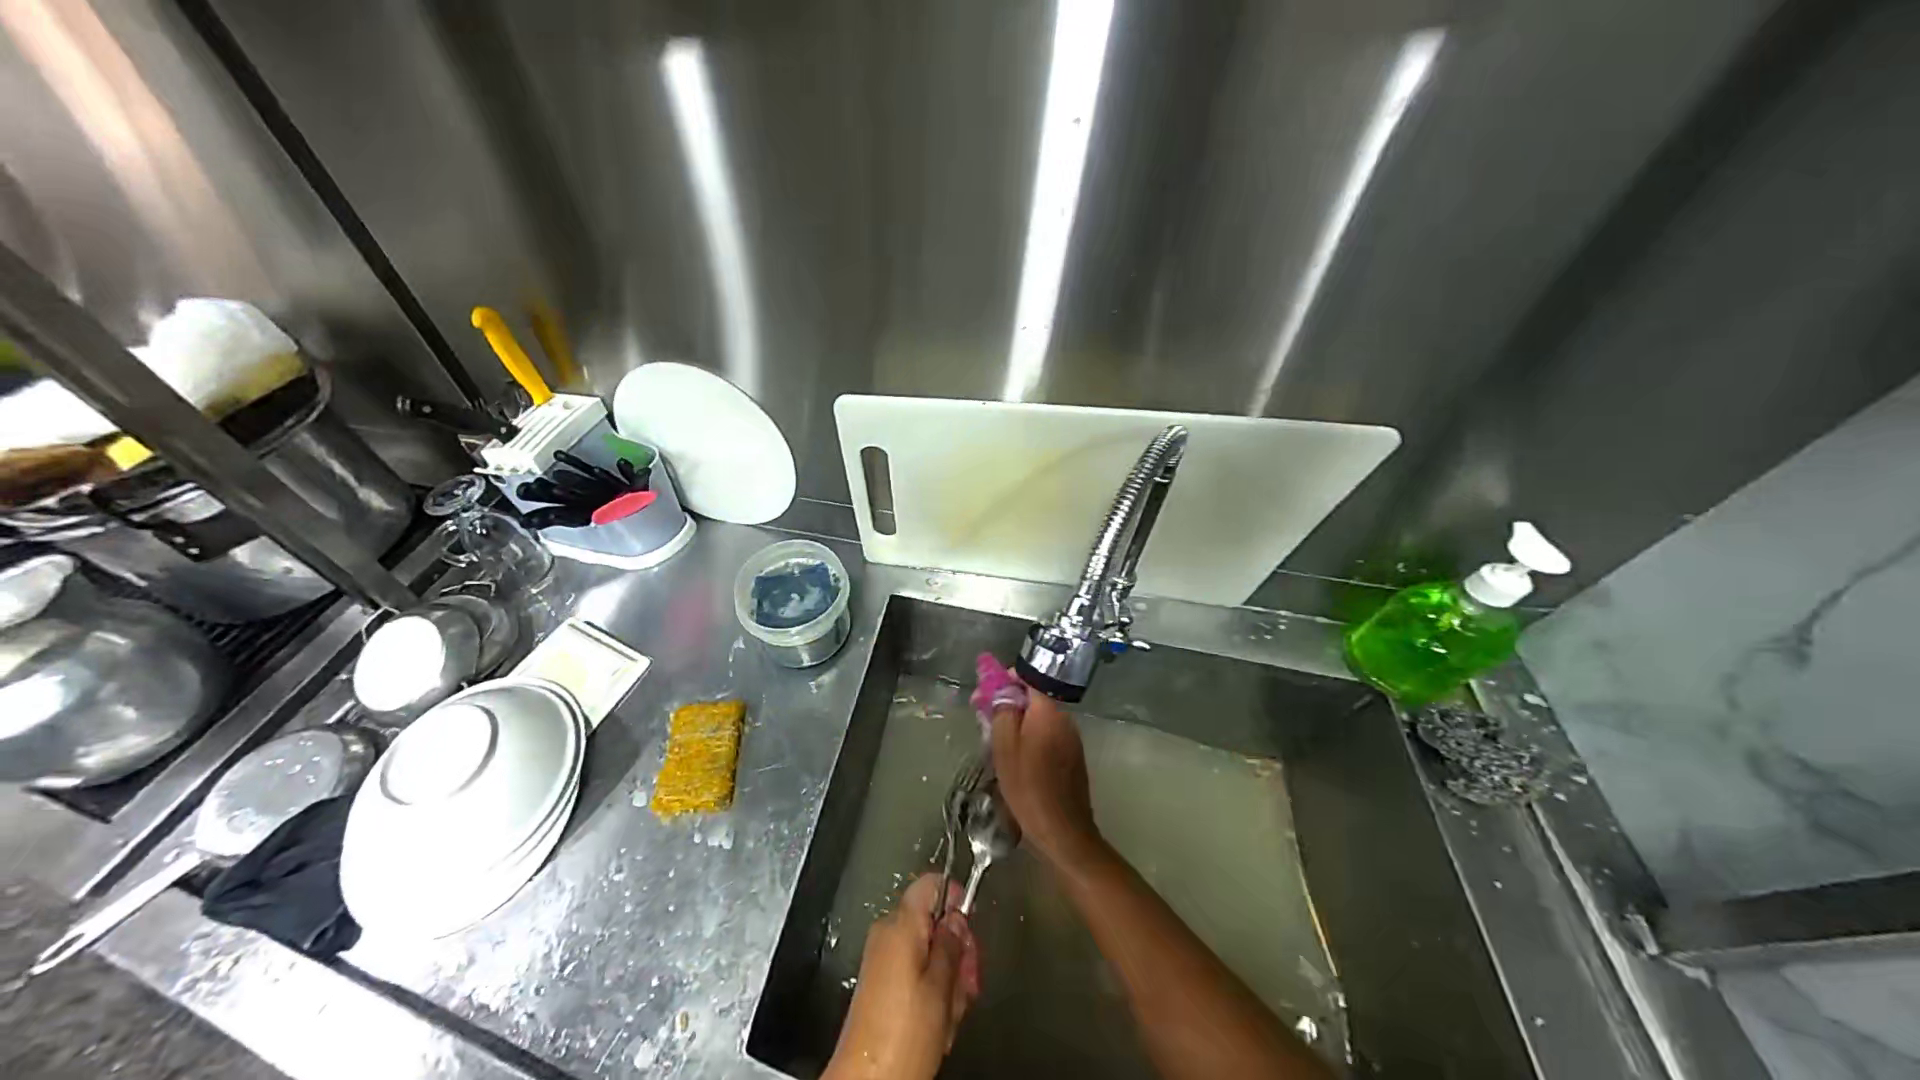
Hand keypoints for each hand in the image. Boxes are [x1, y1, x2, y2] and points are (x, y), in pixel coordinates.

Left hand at [824, 874, 980, 1079]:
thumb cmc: (905, 1034)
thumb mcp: (941, 987)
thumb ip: (952, 944)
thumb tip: (958, 917)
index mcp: (900, 926)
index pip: (930, 884)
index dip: (955, 897)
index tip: (970, 925)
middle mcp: (887, 934)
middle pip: (932, 920)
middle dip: (956, 948)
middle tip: (968, 981)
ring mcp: (883, 959)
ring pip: (928, 951)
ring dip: (948, 978)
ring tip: (951, 1012)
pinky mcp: (882, 984)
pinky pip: (916, 972)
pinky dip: (933, 992)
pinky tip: (939, 1021)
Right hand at [991, 692, 1103, 869]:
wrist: (1062, 830)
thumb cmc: (1028, 787)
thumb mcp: (1004, 748)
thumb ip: (1003, 712)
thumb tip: (1002, 689)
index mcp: (1048, 712)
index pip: (1030, 677)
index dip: (1007, 679)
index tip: (986, 693)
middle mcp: (1065, 719)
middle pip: (1035, 697)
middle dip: (1010, 702)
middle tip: (985, 719)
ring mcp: (1072, 738)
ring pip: (1040, 717)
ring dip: (1019, 722)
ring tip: (997, 741)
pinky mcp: (1073, 756)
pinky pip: (1048, 734)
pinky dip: (1031, 737)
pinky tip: (1017, 758)